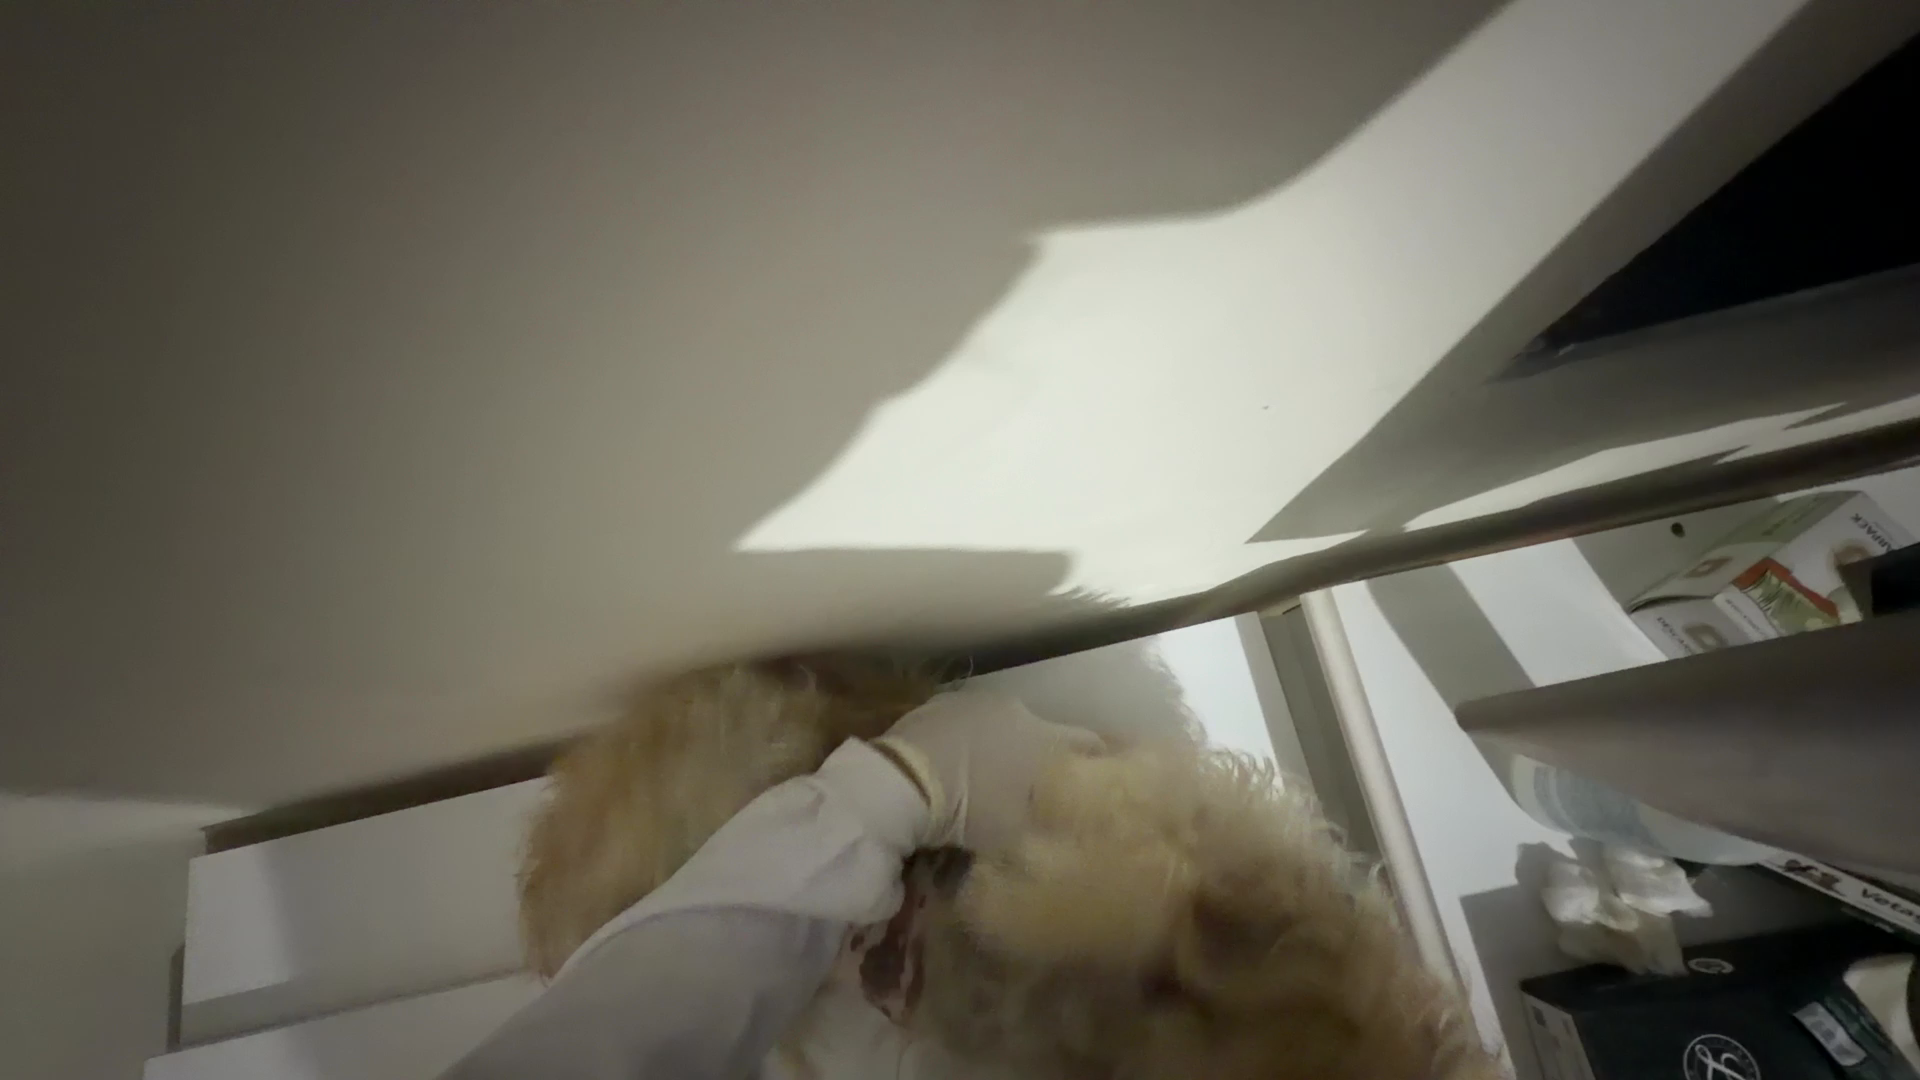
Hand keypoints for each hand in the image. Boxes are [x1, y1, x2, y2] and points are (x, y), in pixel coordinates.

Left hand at [873, 690, 1101, 852]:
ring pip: (998, 726)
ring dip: (995, 747)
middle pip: (1038, 732)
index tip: (1096, 776)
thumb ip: (1043, 821)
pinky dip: (962, 743)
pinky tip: (948, 767)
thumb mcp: (1018, 831)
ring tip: (981, 779)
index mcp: (1044, 736)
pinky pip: (962, 725)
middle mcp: (1015, 709)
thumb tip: (1055, 822)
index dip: (1095, 759)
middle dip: (1035, 757)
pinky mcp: (938, 703)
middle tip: (1025, 788)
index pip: (1086, 742)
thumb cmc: (972, 809)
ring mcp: (974, 701)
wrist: (906, 781)